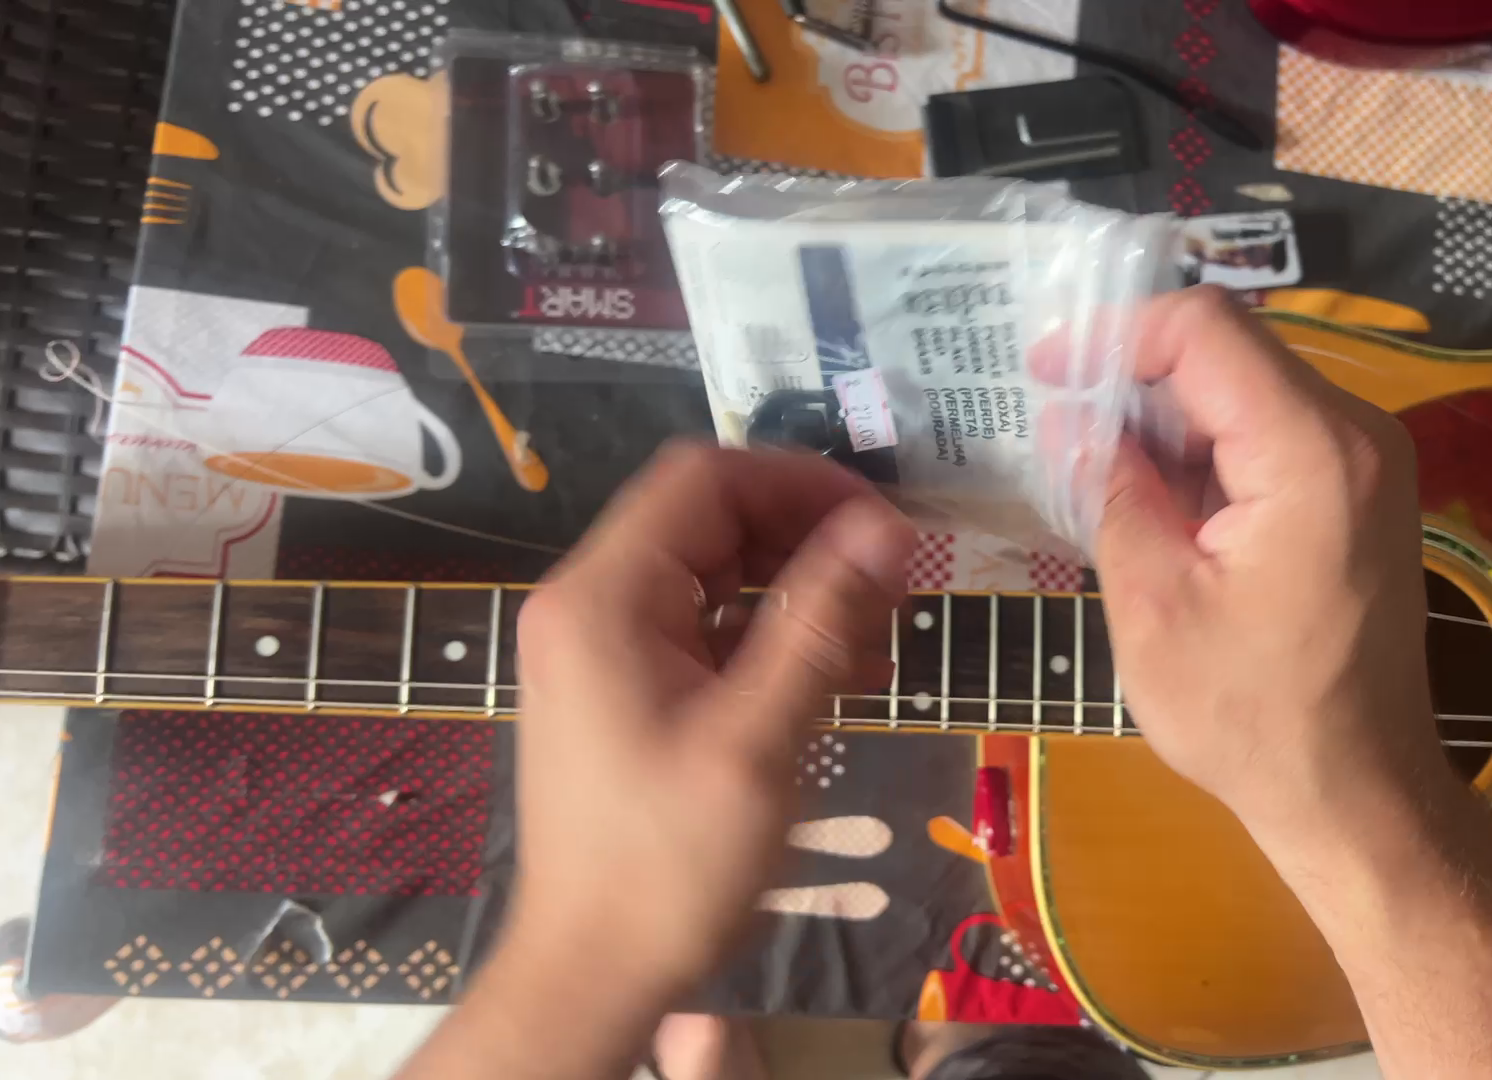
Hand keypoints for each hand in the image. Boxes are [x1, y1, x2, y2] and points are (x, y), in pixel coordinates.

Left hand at [507, 442, 914, 997]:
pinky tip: (843, 673)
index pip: (707, 481)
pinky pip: (721, 624)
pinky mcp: (641, 678)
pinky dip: (782, 634)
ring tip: (876, 635)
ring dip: (806, 589)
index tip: (878, 523)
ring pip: (727, 571)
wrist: (596, 975)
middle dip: (812, 541)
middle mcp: (601, 600)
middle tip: (890, 584)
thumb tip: (887, 527)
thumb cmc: (669, 864)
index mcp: (607, 596)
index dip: (799, 483)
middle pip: (719, 521)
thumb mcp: (758, 737)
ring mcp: (618, 641)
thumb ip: (823, 621)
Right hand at [1096, 287, 1450, 868]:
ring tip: (1088, 466)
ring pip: (1239, 394)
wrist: (1352, 792)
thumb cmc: (1247, 713)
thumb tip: (1071, 419)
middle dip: (1131, 379)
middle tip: (1056, 422)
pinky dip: (1195, 455)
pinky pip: (1260, 439)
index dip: (1116, 334)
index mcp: (1310, 452)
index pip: (1206, 330)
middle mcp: (1352, 435)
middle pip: (1226, 355)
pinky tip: (1146, 499)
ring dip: (1158, 422)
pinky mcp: (1348, 495)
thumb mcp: (1151, 600)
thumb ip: (1111, 490)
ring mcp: (1359, 464)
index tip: (1047, 370)